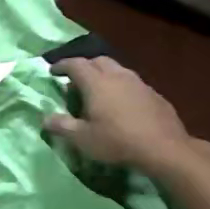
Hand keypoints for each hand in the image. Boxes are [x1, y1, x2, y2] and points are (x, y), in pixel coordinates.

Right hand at [45, 57, 200, 172]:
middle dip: (84, 66)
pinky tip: (121, 103)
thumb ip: (62, 126)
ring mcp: (139, 83)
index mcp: (97, 82)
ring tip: (98, 90)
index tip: (53, 70)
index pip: (76, 64)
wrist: (163, 148)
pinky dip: (120, 86)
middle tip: (75, 79)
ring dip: (104, 75)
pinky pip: (131, 83)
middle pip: (98, 61)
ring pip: (117, 70)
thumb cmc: (117, 141)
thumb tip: (46, 118)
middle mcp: (118, 75)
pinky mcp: (153, 94)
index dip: (62, 65)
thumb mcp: (82, 139)